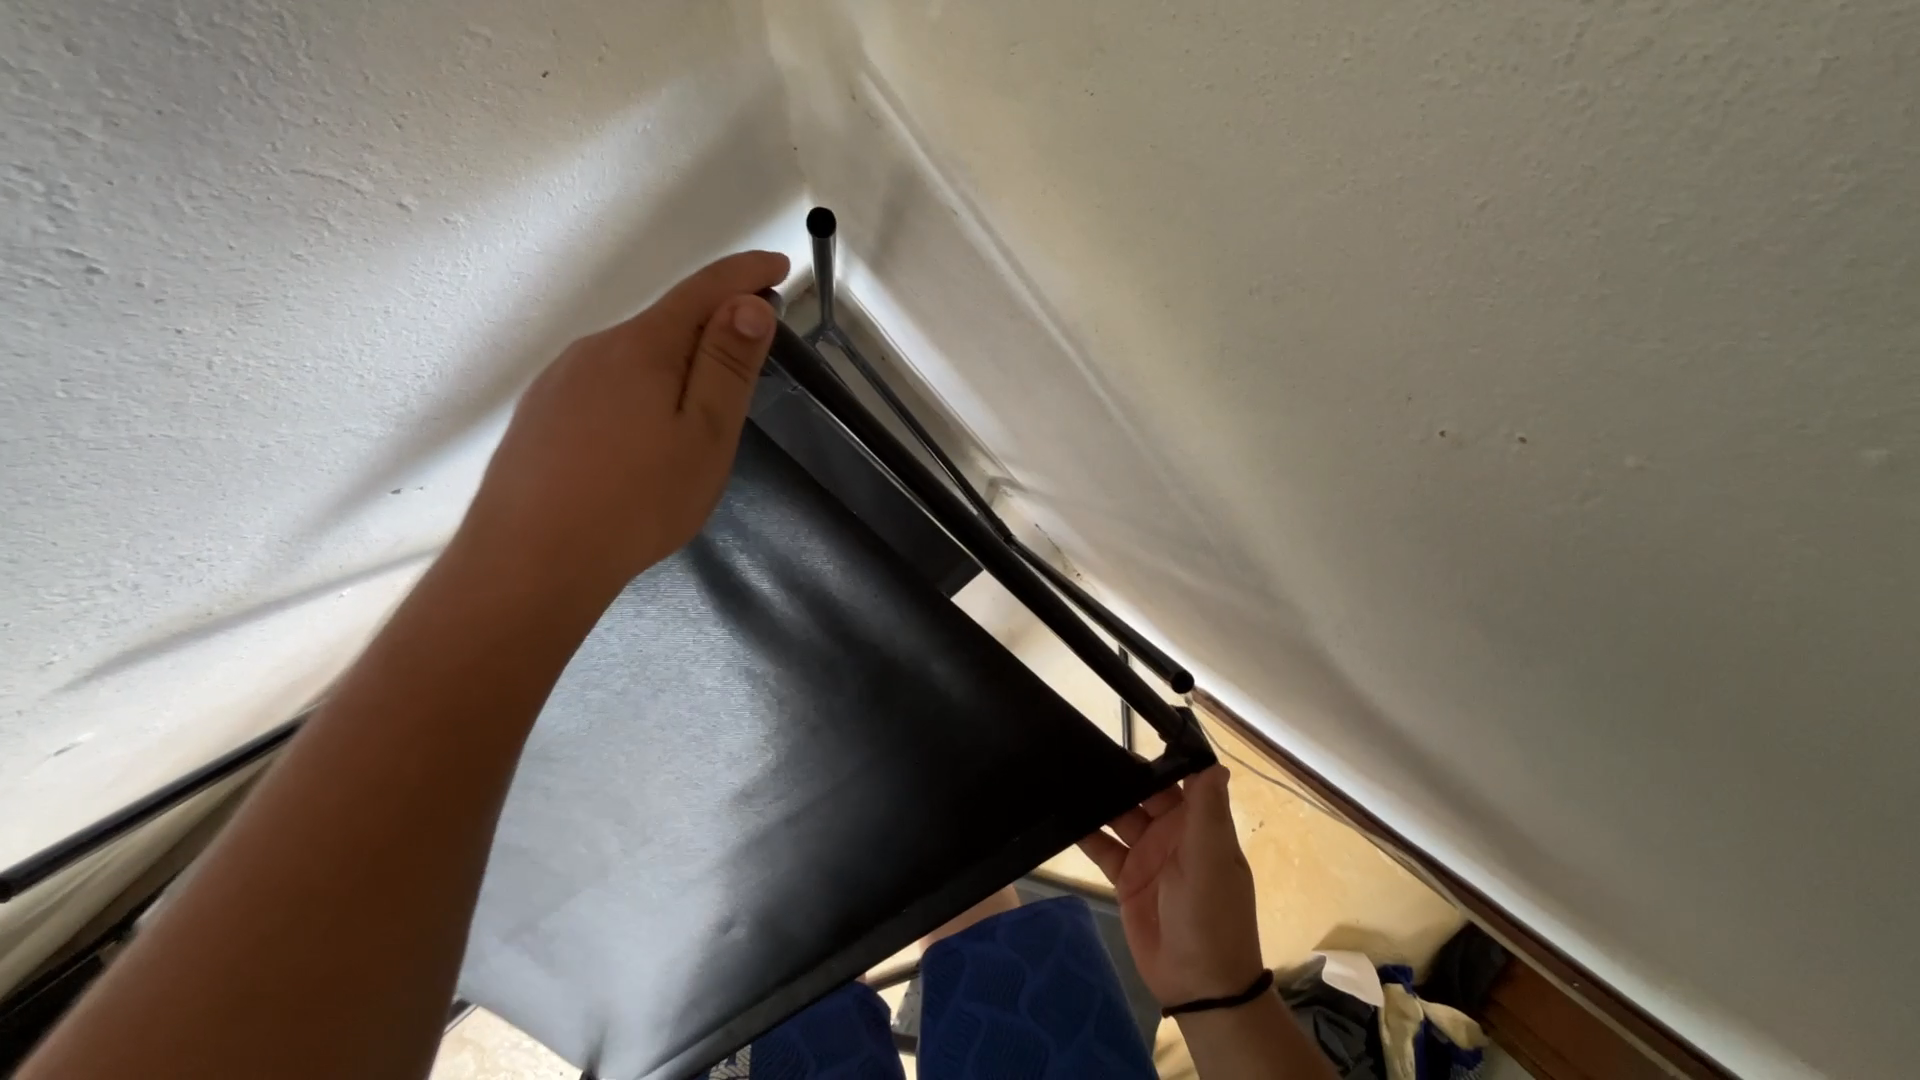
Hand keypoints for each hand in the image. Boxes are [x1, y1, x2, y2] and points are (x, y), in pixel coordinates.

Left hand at [458, 251, 789, 587]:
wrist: (531, 561)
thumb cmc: (637, 501)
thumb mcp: (705, 436)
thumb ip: (728, 366)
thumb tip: (748, 301)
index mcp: (642, 347)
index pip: (704, 290)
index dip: (746, 273)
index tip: (780, 267)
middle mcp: (594, 350)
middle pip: (665, 324)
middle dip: (712, 331)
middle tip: (748, 367)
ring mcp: (558, 382)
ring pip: (632, 360)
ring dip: (673, 369)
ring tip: (693, 424)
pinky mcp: (539, 416)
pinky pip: (603, 388)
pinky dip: (637, 395)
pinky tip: (637, 445)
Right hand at [1078, 766, 1264, 1006]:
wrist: (1197, 984)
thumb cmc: (1211, 916)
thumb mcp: (1212, 860)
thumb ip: (1207, 811)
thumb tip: (1214, 761)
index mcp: (1199, 825)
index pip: (1179, 779)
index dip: (1159, 756)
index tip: (1131, 724)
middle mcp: (1173, 833)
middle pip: (1143, 793)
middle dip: (1119, 774)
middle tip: (1083, 746)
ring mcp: (1148, 855)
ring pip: (1119, 816)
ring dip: (1099, 799)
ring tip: (1065, 772)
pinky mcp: (1125, 878)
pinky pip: (1101, 846)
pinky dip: (1084, 831)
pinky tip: (1061, 813)